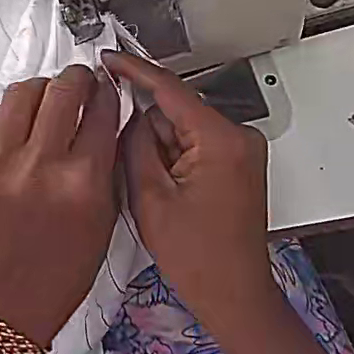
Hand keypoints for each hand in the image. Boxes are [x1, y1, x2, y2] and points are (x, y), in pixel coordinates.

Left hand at [0, 65, 120, 346]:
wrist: (19, 289)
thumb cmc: (72, 257)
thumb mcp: (108, 207)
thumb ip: (109, 154)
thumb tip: (108, 107)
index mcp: (83, 182)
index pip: (101, 110)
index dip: (108, 91)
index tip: (108, 87)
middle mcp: (41, 167)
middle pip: (63, 90)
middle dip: (79, 77)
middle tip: (84, 81)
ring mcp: (3, 165)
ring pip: (24, 91)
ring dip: (45, 87)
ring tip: (54, 98)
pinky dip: (17, 110)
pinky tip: (29, 122)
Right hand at [103, 51, 282, 338]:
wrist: (235, 294)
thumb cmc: (199, 258)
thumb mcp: (150, 198)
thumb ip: (135, 145)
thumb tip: (129, 113)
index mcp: (220, 140)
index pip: (171, 89)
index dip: (135, 71)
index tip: (110, 59)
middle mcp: (239, 137)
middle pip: (177, 112)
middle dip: (148, 132)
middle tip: (135, 170)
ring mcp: (242, 150)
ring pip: (185, 130)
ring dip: (162, 150)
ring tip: (157, 192)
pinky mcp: (239, 163)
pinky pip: (197, 144)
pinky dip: (176, 158)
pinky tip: (169, 191)